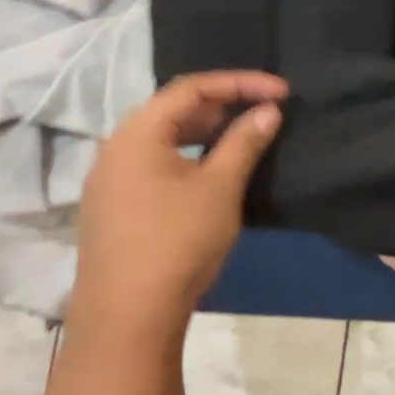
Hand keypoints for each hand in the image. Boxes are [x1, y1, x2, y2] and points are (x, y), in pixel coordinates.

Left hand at [72, 72, 287, 334]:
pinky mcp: (118, 204)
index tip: (283, 92)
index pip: (190, 89)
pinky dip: (192, 151)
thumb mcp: (221, 186)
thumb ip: (244, 141)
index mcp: (136, 137)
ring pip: (165, 135)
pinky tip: (218, 166)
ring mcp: (112, 180)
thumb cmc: (178, 239)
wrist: (128, 312)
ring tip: (249, 133)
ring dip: (209, 128)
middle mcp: (116, 150)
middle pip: (173, 108)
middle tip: (268, 109)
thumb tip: (268, 110)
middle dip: (224, 102)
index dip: (240, 83)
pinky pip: (158, 159)